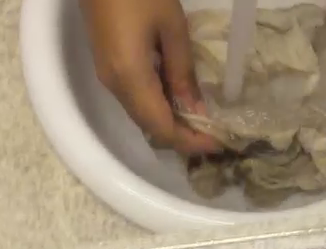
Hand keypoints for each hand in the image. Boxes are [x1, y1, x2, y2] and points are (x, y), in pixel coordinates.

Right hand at [81, 0, 221, 155]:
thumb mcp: (172, 26)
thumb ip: (184, 73)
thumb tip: (197, 113)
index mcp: (130, 78)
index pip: (163, 129)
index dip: (191, 143)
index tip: (218, 144)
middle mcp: (115, 85)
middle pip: (151, 127)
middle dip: (183, 137)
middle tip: (213, 134)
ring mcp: (108, 75)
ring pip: (143, 115)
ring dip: (172, 122)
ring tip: (201, 120)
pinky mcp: (107, 64)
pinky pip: (136, 98)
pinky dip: (160, 106)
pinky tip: (180, 97)